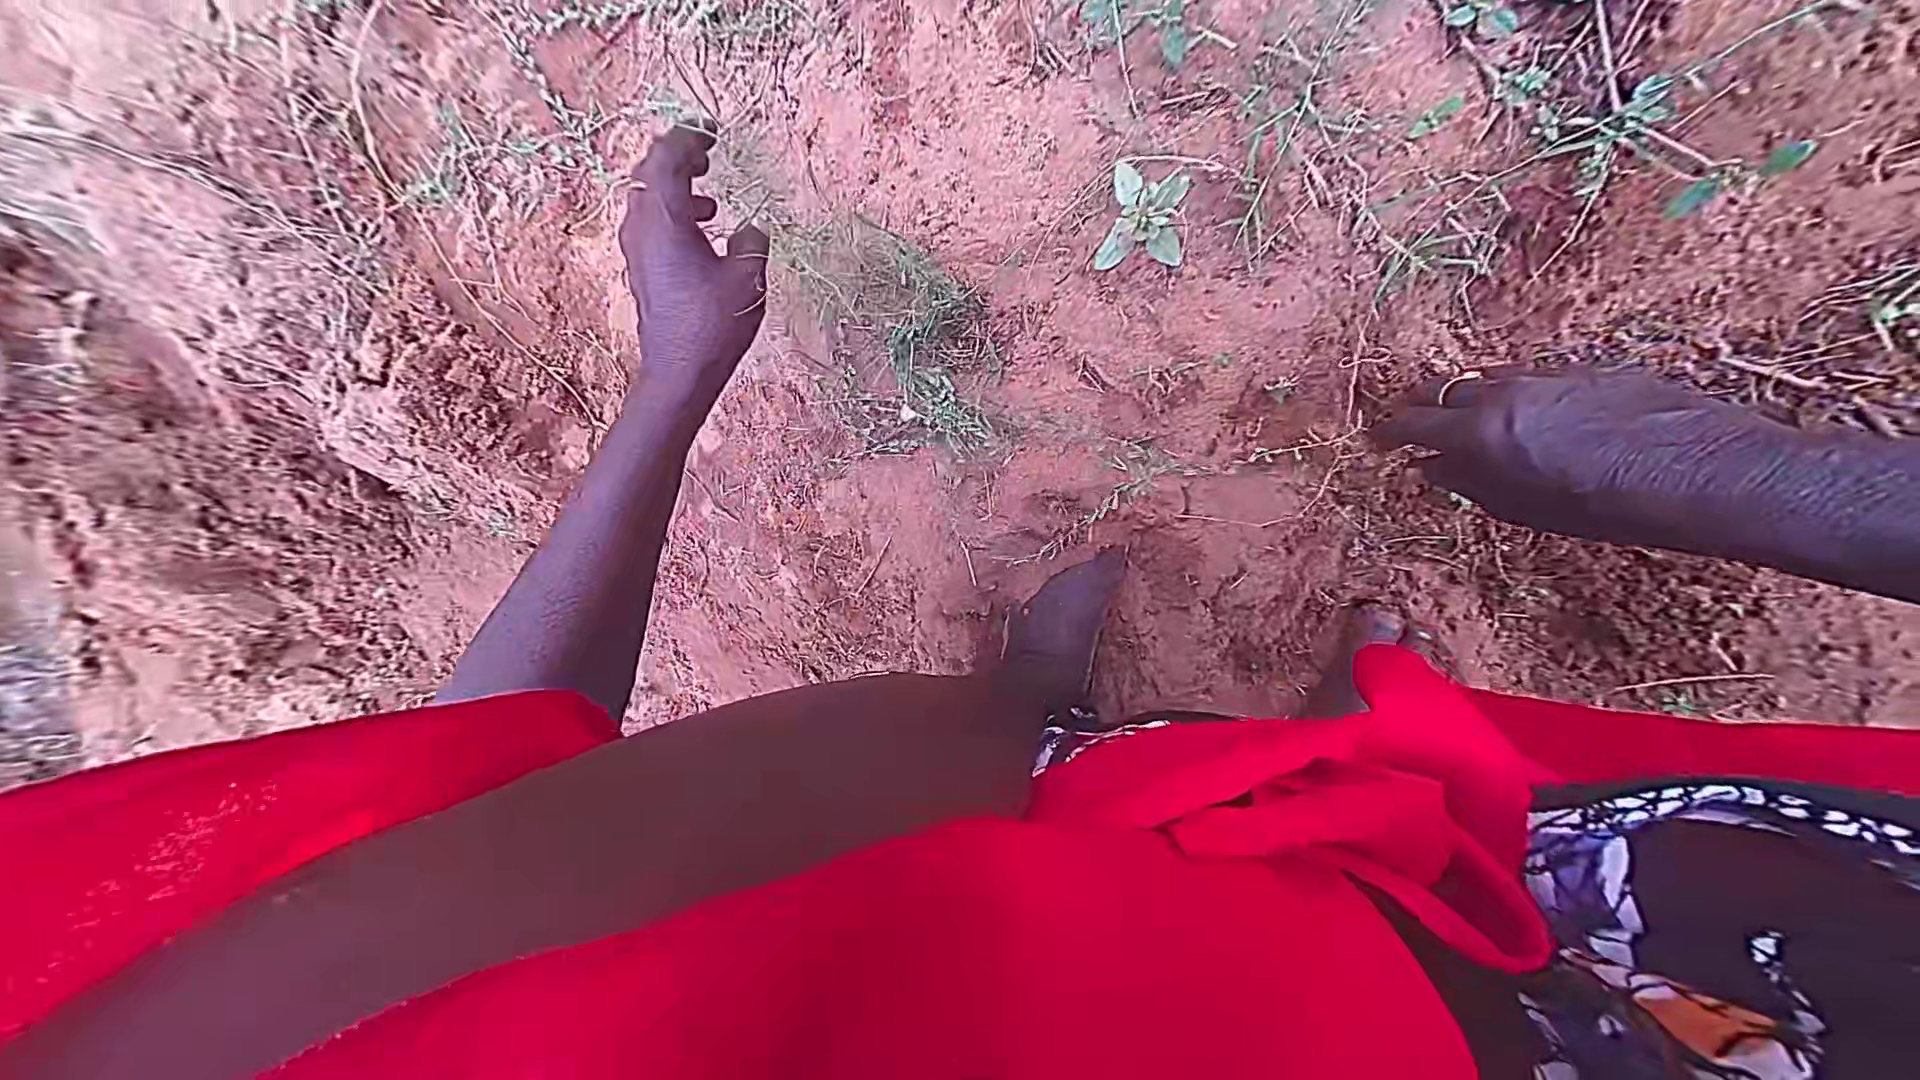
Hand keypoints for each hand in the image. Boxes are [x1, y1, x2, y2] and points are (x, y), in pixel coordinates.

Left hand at [619, 123, 769, 408]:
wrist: (680, 372)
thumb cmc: (714, 325)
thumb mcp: (746, 279)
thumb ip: (752, 244)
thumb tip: (752, 229)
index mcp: (664, 219)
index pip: (668, 157)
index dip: (689, 137)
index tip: (712, 131)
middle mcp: (641, 227)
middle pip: (650, 173)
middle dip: (679, 159)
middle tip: (707, 154)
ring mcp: (637, 251)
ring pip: (649, 201)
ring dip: (677, 191)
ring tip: (709, 199)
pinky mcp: (642, 271)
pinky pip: (652, 227)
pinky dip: (674, 218)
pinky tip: (702, 237)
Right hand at [1372, 367, 1802, 550]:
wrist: (1712, 476)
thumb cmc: (1604, 507)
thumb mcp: (1519, 506)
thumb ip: (1465, 482)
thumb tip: (1428, 467)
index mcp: (1479, 433)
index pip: (1412, 423)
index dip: (1387, 431)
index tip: (1376, 440)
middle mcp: (1505, 395)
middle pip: (1441, 388)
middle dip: (1417, 404)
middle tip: (1408, 420)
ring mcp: (1548, 376)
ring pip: (1485, 376)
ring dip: (1463, 394)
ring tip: (1460, 413)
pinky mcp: (1589, 370)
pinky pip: (1530, 374)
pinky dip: (1508, 389)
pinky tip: (1519, 408)